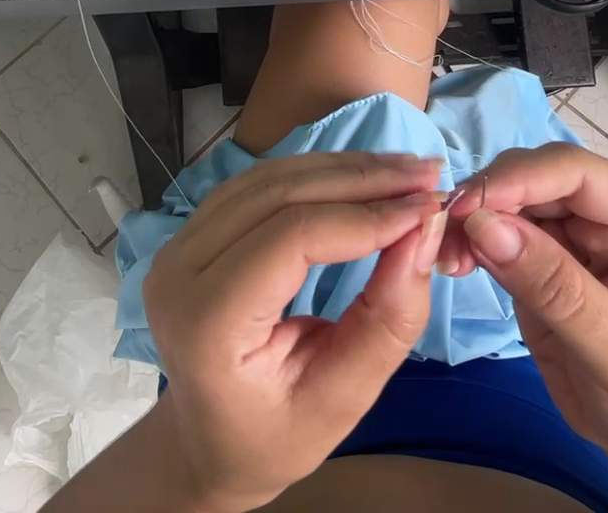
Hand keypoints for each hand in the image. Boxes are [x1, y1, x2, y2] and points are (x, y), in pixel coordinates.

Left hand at [144, 151, 447, 511]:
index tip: (429, 208)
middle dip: (360, 179)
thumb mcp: (341, 402)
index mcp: (205, 322)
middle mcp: (179, 269)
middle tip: (427, 174)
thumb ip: (386, 321)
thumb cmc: (273, 435)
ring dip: (340, 167)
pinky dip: (314, 175)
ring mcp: (177, 244)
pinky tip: (359, 176)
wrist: (209, 439)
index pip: (290, 238)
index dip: (364, 216)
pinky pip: (256, 185)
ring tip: (404, 170)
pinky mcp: (191, 232)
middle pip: (276, 195)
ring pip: (266, 178)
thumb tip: (425, 234)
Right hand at [438, 143, 607, 512]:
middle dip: (488, 196)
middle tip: (444, 231)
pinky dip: (468, 243)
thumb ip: (555, 286)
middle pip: (536, 179)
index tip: (469, 206)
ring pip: (508, 204)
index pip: (580, 175)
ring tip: (444, 255)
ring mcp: (572, 245)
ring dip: (470, 220)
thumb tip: (482, 223)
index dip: (522, 178)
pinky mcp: (538, 270)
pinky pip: (495, 238)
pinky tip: (452, 263)